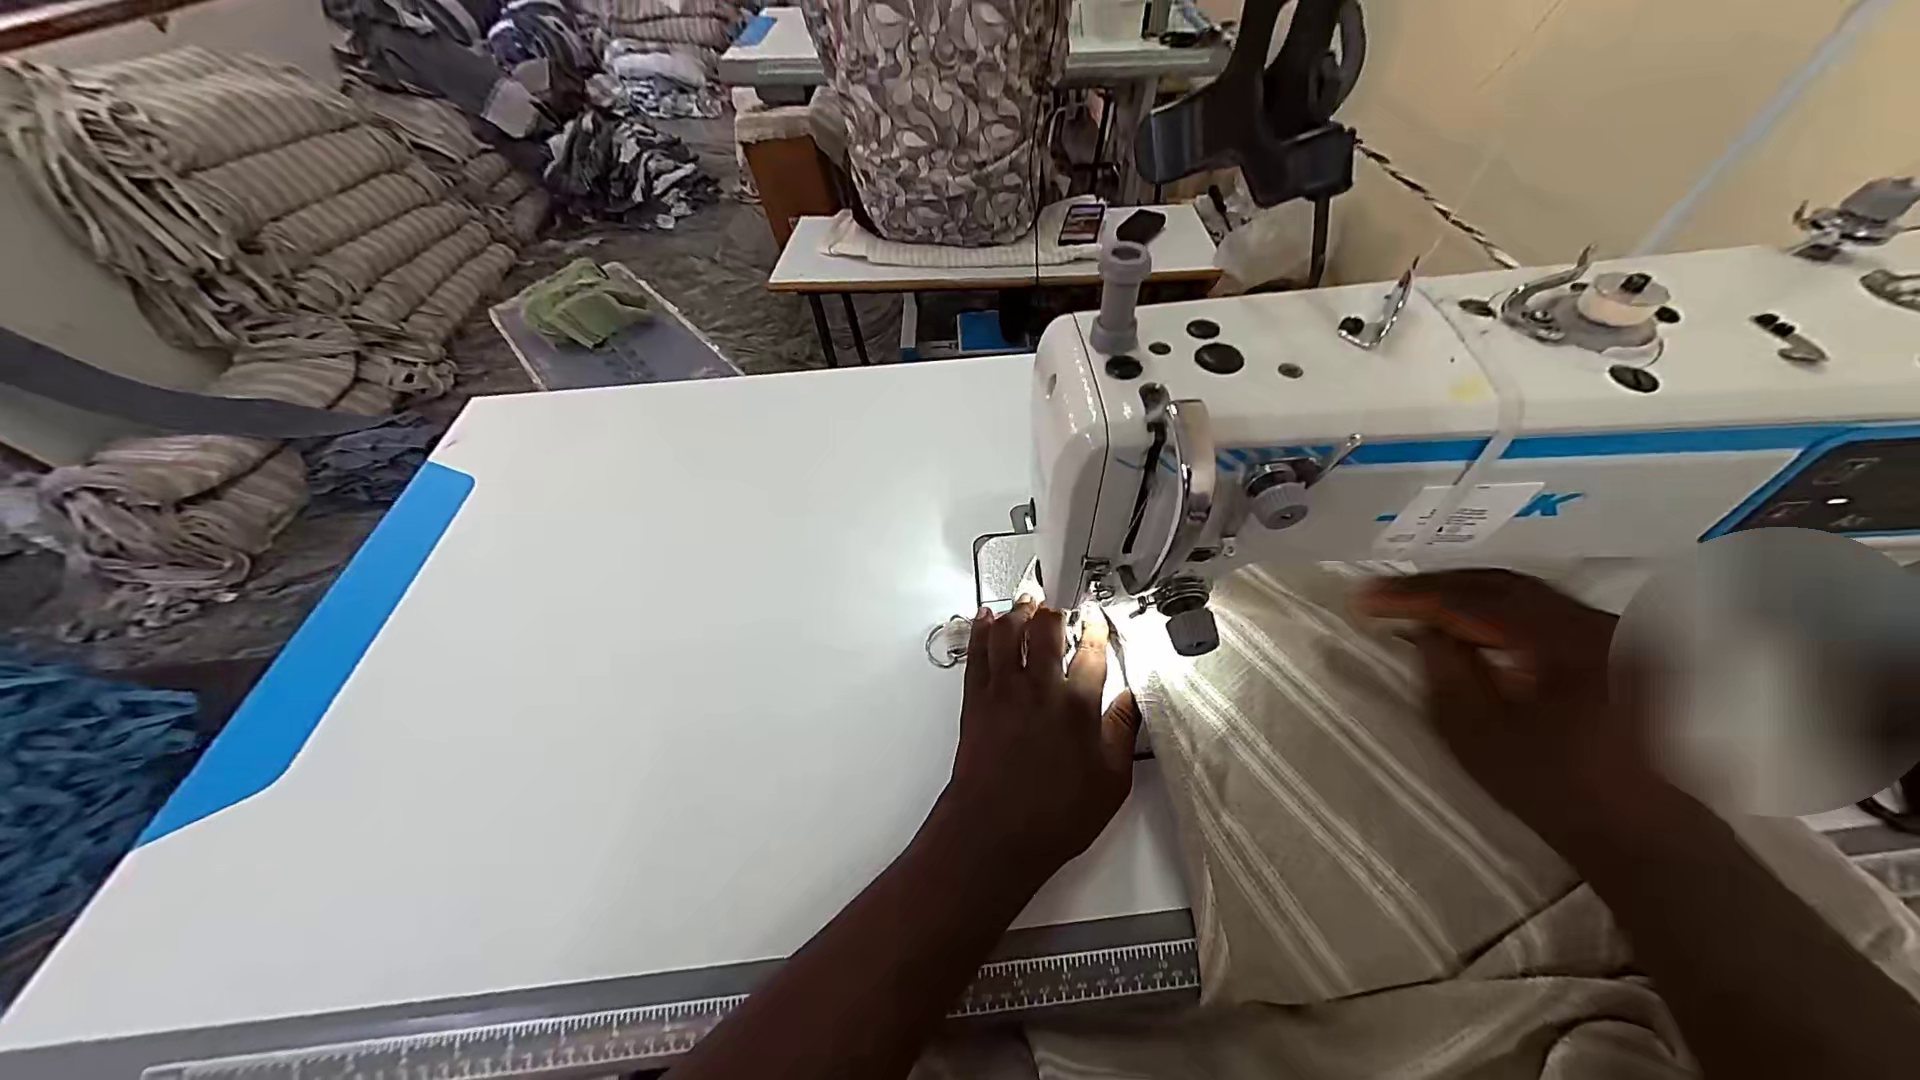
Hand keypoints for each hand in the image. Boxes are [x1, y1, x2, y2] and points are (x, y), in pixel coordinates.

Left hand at [936, 597, 1140, 877]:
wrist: (994, 830)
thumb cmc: (1054, 814)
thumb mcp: (1110, 781)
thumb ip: (1122, 733)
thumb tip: (1133, 702)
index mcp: (1078, 705)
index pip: (1091, 651)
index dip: (1096, 629)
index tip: (1095, 619)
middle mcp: (1039, 688)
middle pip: (1045, 631)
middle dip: (1054, 612)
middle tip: (1057, 607)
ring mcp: (1003, 690)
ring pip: (1008, 633)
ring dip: (1018, 612)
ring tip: (1026, 600)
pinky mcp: (975, 699)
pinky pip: (977, 653)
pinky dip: (981, 630)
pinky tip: (985, 618)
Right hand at [1355, 570, 1672, 842]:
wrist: (1647, 834)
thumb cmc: (1554, 790)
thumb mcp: (1477, 735)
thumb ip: (1443, 671)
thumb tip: (1424, 629)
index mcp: (1566, 645)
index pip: (1472, 602)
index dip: (1411, 596)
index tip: (1363, 598)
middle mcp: (1599, 626)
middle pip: (1501, 584)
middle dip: (1436, 586)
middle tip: (1385, 593)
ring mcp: (1615, 633)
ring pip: (1524, 592)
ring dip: (1464, 594)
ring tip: (1417, 603)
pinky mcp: (1618, 645)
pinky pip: (1544, 608)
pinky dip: (1497, 608)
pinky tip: (1467, 621)